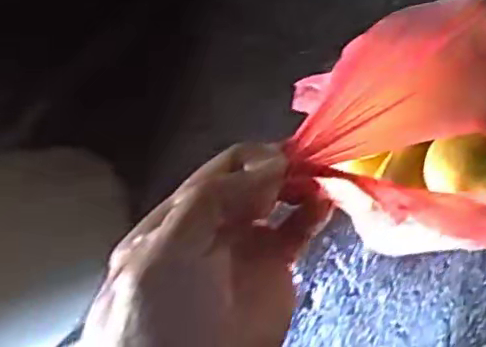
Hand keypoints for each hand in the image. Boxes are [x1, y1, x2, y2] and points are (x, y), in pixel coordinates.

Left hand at [82, 143, 330, 346]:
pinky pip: (303, 222)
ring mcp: (245, 245)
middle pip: (258, 176)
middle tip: (312, 170)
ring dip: (308, 181)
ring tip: (324, 184)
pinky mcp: (275, 264)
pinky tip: (327, 204)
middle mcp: (211, 226)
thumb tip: (274, 161)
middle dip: (289, 165)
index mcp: (173, 222)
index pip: (223, 168)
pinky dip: (320, 206)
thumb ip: (209, 202)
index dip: (258, 159)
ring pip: (285, 193)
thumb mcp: (162, 259)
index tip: (288, 162)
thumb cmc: (158, 325)